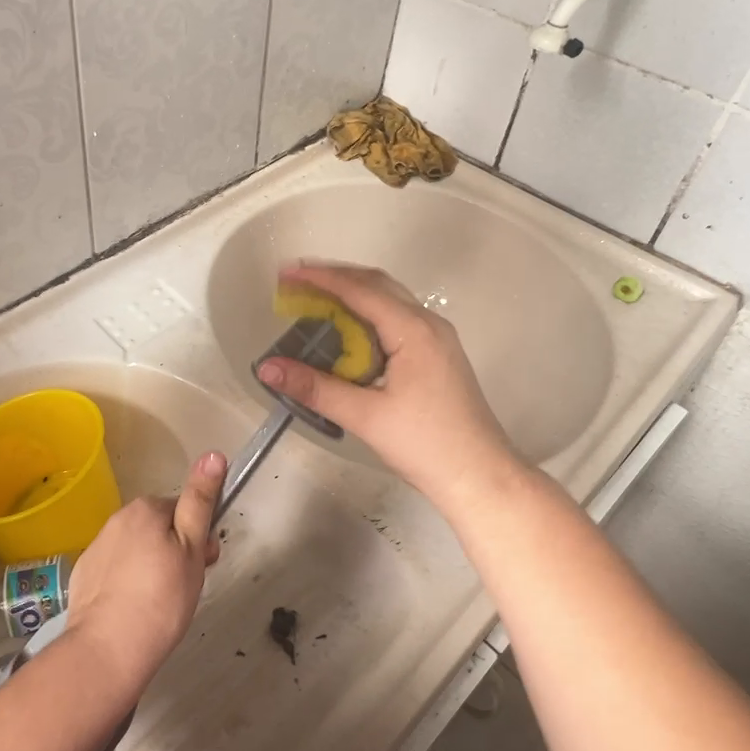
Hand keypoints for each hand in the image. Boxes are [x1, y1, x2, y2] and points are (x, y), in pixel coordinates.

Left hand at [64, 451, 225, 685]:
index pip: (182, 511)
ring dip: (150, 566)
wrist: (107, 649)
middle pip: (158, 528)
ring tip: (158, 604)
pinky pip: (114, 570)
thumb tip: (213, 454)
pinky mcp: (84, 574)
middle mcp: (117, 519)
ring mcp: (97, 546)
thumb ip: (200, 501)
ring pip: (136, 549)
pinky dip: (126, 583)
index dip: (198, 537)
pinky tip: (132, 609)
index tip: (205, 565)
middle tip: (183, 588)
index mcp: (146, 508)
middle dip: (173, 551)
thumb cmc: (161, 598)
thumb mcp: (192, 548)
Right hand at [256, 262, 516, 504]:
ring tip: (314, 299)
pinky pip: (396, 319)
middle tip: (296, 282)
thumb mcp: (366, 417)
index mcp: (413, 330)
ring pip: (389, 300)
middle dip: (334, 278)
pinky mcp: (436, 355)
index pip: (360, 290)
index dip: (320, 278)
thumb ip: (315, 388)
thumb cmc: (426, 445)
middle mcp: (428, 324)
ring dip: (352, 294)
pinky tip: (346, 332)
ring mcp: (436, 338)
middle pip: (376, 284)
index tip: (286, 273)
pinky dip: (366, 315)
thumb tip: (268, 368)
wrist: (481, 477)